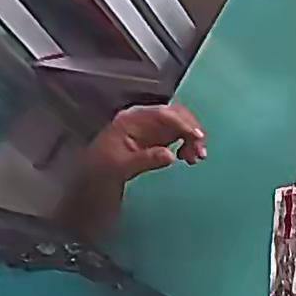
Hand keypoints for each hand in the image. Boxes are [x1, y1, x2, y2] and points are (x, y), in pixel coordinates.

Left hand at [80, 103, 205, 185]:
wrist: (95, 182)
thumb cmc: (102, 173)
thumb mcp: (119, 168)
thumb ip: (145, 159)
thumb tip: (170, 154)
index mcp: (131, 120)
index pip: (162, 114)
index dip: (183, 123)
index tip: (197, 139)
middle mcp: (145, 119)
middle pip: (177, 115)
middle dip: (192, 130)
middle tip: (200, 153)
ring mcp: (154, 129)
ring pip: (183, 124)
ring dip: (195, 138)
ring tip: (196, 159)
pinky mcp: (161, 139)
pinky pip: (183, 135)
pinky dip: (192, 144)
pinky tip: (189, 158)